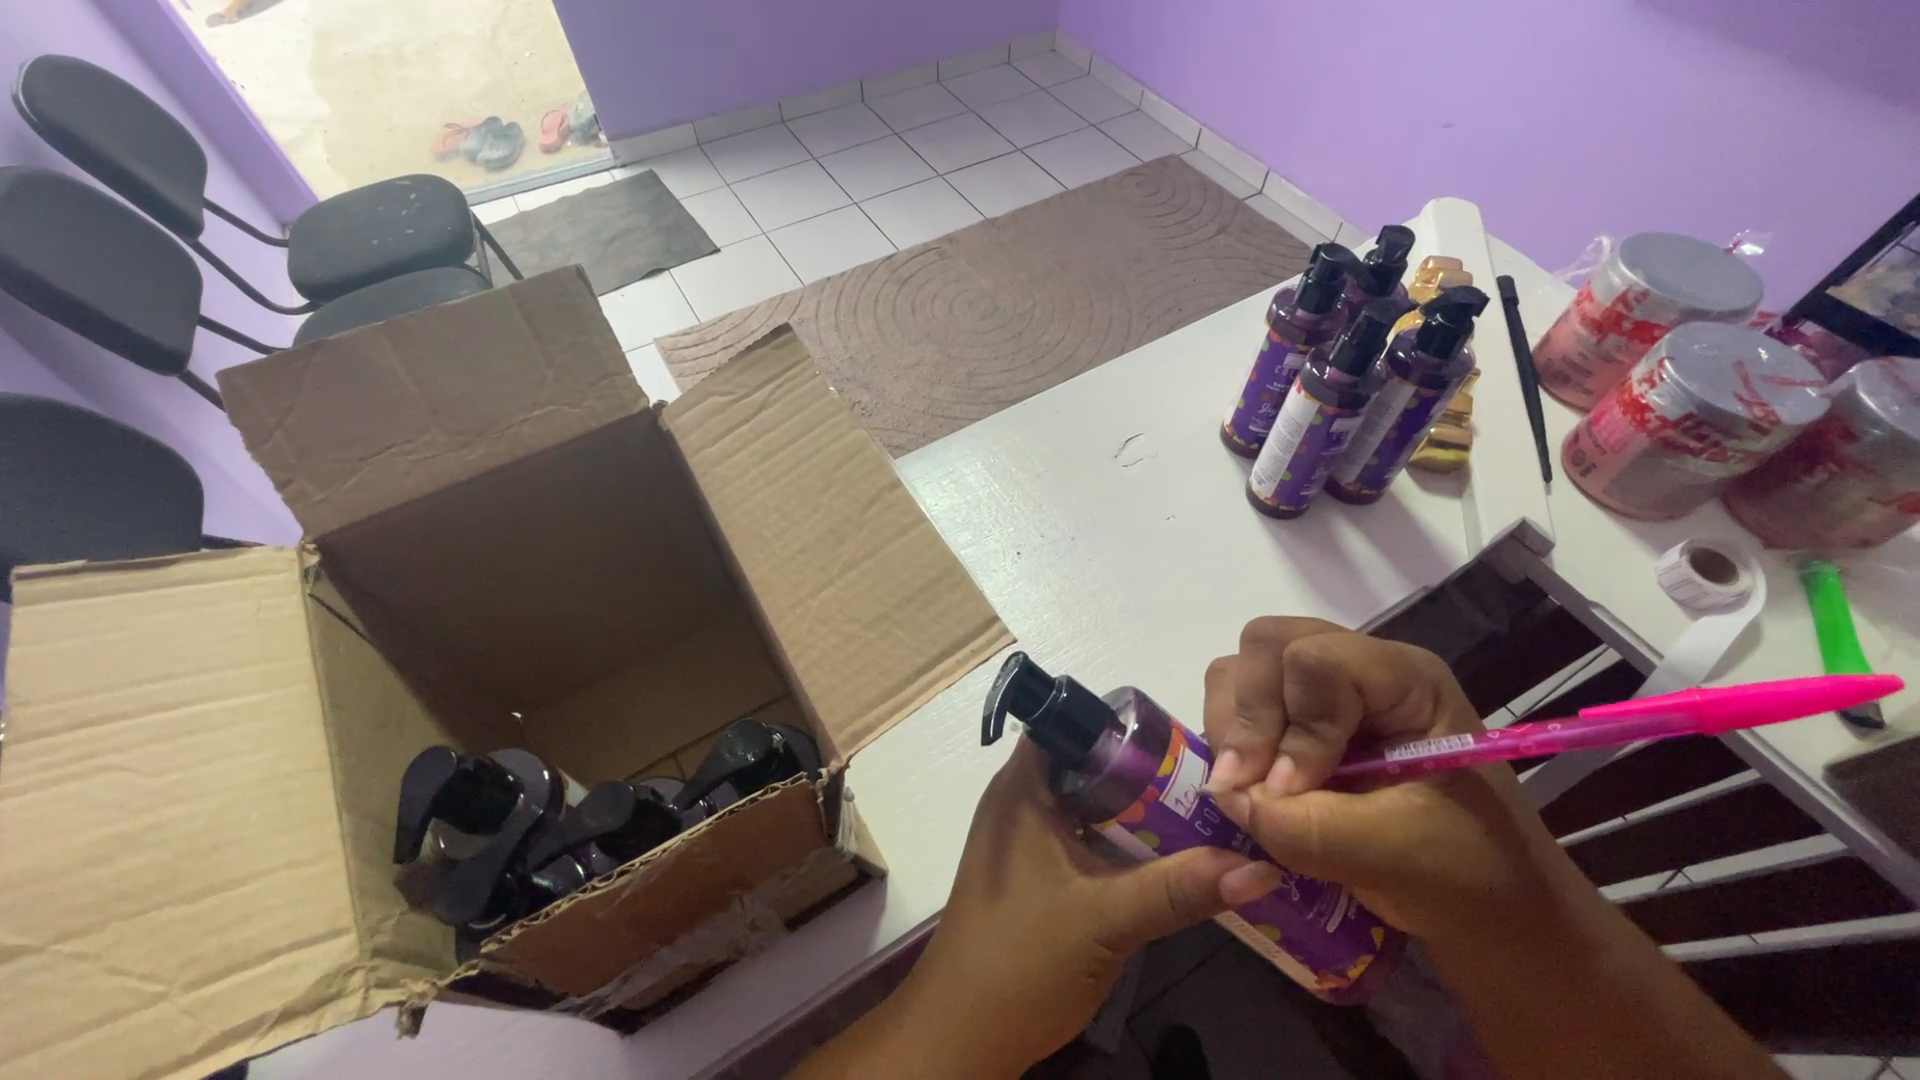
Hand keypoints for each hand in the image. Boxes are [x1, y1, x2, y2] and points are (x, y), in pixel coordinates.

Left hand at [895, 740, 1282, 1075]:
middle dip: (1147, 771)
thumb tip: (1261, 865)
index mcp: (1022, 788)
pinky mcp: (1038, 872)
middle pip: (1090, 764)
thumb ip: (1180, 888)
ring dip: (1139, 810)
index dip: (1125, 723)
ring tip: (1203, 813)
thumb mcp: (1107, 920)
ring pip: (1092, 804)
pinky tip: (1169, 857)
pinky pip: (1087, 838)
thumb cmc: (1022, 962)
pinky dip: (1124, 842)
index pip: (1069, 721)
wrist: (964, 1035)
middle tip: (1210, 780)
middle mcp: (1021, 801)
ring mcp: (1027, 839)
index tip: (1183, 738)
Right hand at [1200, 617, 1579, 943]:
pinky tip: (1250, 788)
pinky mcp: (1297, 720)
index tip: (1291, 790)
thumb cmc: (1467, 878)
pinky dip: (1228, 744)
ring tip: (1248, 788)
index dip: (1293, 721)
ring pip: (1242, 670)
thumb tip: (1227, 796)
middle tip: (1247, 783)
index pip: (1316, 658)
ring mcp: (1324, 692)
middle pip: (1268, 646)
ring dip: (1232, 730)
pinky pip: (1236, 705)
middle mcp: (1360, 670)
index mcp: (1407, 681)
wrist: (1489, 910)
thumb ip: (1308, 826)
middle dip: (1248, 715)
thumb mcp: (1395, 855)